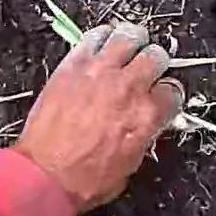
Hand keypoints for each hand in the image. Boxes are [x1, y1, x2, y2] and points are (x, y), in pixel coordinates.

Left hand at [14, 22, 183, 210]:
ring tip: (130, 47)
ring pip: (130, 36)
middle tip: (147, 69)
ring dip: (134, 42)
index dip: (168, 94)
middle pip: (157, 56)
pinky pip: (95, 36)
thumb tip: (150, 121)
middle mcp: (128, 87)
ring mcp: (100, 72)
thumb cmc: (83, 179)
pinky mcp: (74, 65)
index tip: (160, 96)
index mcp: (147, 114)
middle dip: (156, 64)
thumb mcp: (131, 163)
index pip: (173, 89)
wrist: (42, 178)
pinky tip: (103, 43)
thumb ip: (146, 134)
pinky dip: (103, 36)